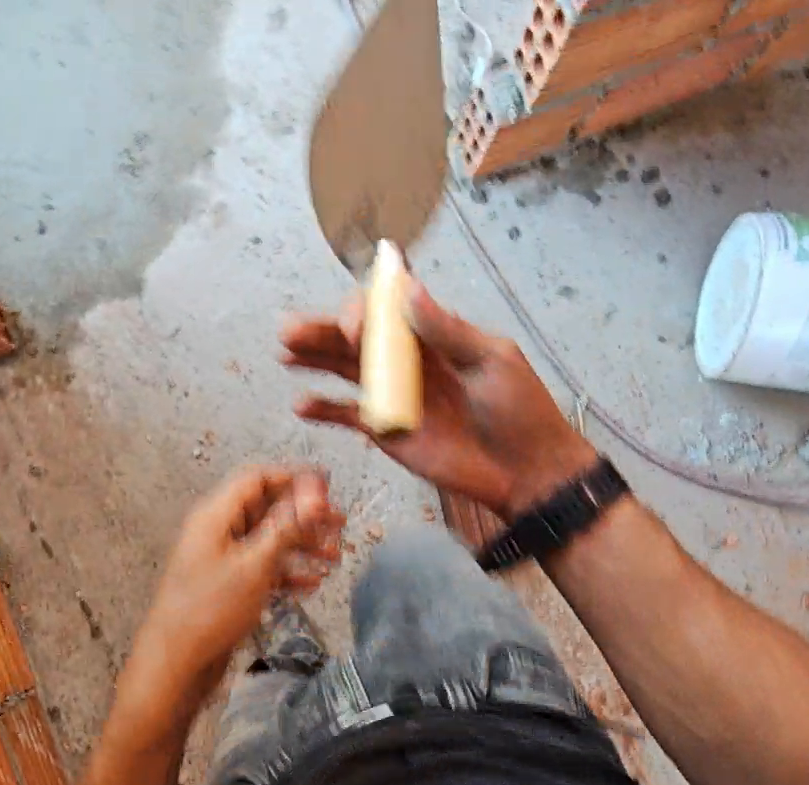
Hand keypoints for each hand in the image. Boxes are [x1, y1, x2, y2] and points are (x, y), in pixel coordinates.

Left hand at [124, 466, 344, 714]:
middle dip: (304, 515)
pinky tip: (312, 584)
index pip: (257, 479)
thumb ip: (286, 527)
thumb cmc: (212, 609)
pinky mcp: (226, 586)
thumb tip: (316, 493)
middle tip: (340, 524)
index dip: (294, 479)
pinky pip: (261, 568)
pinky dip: (286, 572)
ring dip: (301, 545)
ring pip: (267, 540)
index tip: (329, 488)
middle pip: (266, 509)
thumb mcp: (255, 565)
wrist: (177, 662)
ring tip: (335, 557)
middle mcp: (217, 531)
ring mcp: (221, 560)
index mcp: (216, 516)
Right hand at [281, 280, 596, 517]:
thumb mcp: (492, 361)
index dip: (363, 311)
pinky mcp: (385, 432)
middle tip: (290, 330)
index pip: (387, 310)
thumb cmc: (519, 412)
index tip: (355, 328)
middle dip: (322, 331)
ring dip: (314, 360)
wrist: (524, 472)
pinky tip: (301, 405)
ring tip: (284, 352)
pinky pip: (347, 416)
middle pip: (356, 339)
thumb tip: (408, 289)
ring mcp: (393, 396)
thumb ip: (448, 330)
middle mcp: (408, 362)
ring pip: (344, 371)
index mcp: (435, 337)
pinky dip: (325, 410)